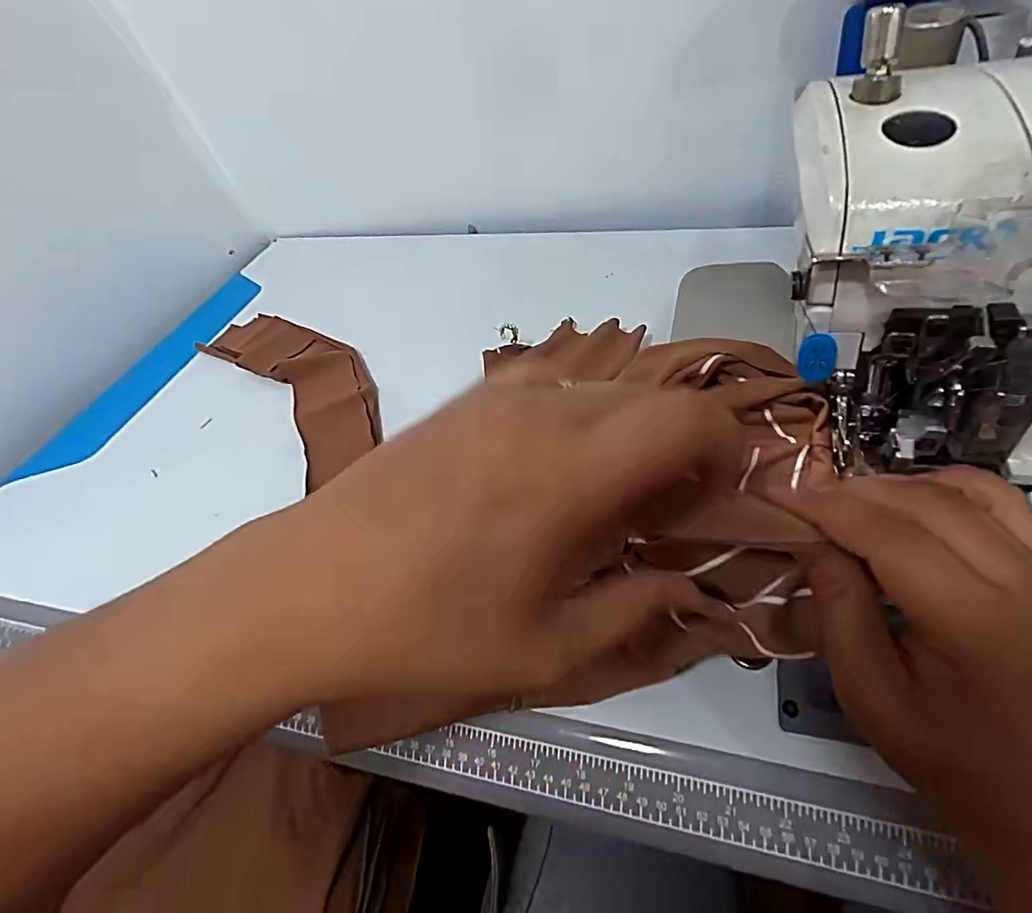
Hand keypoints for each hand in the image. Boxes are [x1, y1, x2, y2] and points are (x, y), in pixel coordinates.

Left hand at [212, 359, 742, 704]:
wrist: (307, 586)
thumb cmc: (428, 628)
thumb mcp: (545, 649)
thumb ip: (634, 611)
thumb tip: (689, 589)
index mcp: (573, 468)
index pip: (687, 417)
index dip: (725, 446)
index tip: (718, 493)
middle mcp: (546, 410)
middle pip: (654, 394)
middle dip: (686, 439)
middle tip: (669, 503)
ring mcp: (503, 394)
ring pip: (606, 384)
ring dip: (635, 425)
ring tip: (614, 487)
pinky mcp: (471, 397)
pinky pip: (556, 383)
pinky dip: (586, 412)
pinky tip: (558, 463)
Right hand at [772, 470, 1031, 800]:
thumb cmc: (941, 754)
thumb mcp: (867, 691)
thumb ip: (840, 606)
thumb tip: (816, 537)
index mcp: (977, 626)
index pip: (893, 537)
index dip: (831, 508)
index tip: (782, 493)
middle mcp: (1027, 588)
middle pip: (928, 505)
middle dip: (857, 493)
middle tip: (808, 498)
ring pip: (968, 492)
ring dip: (902, 486)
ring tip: (855, 502)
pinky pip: (1003, 505)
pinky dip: (950, 491)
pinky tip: (914, 505)